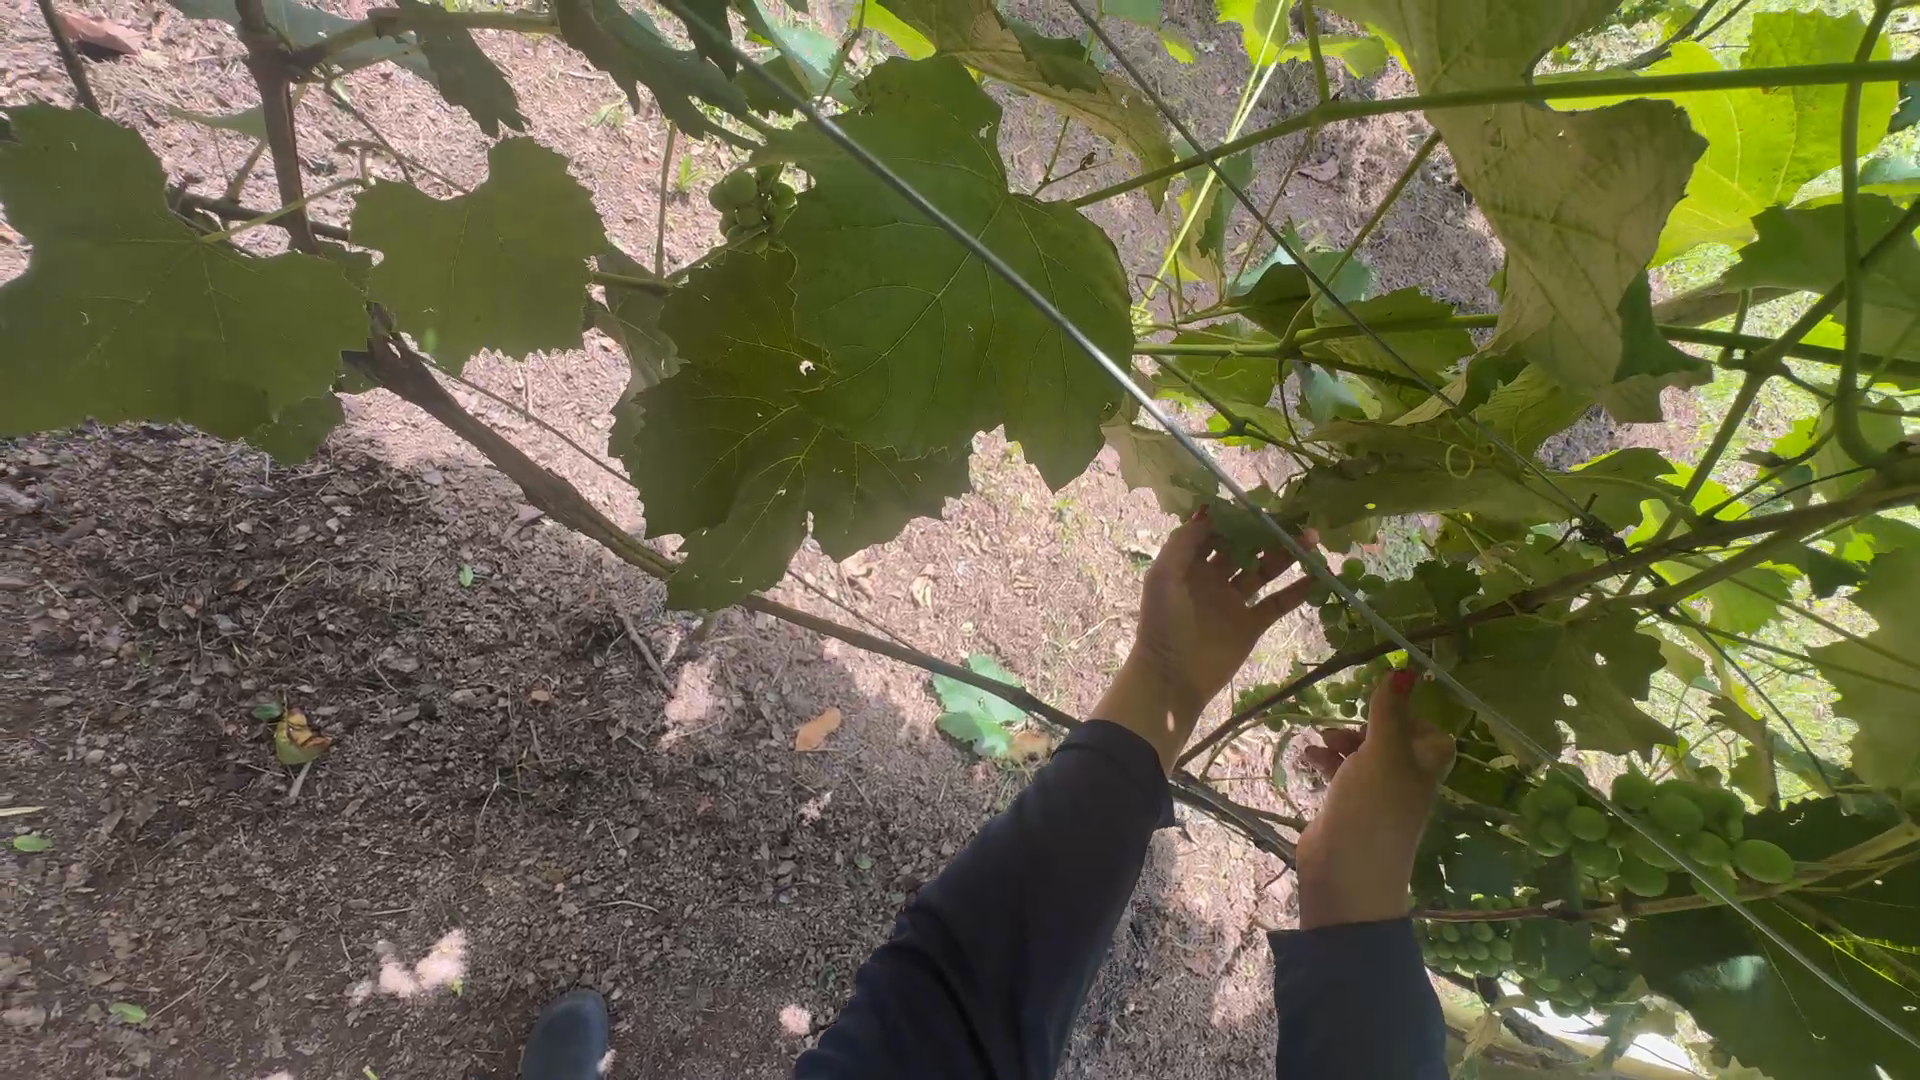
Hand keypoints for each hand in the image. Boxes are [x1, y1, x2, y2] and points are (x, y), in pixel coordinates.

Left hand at [1094, 508, 1315, 771]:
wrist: (1172, 676)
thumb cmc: (1162, 623)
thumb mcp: (1164, 576)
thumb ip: (1184, 542)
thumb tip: (1208, 509)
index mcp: (1189, 564)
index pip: (1217, 532)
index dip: (1237, 517)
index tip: (1262, 504)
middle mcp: (1212, 578)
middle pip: (1245, 548)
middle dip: (1268, 533)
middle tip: (1296, 520)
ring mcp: (1233, 601)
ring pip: (1264, 571)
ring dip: (1286, 555)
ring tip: (1312, 540)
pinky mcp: (1251, 625)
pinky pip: (1278, 603)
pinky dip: (1298, 589)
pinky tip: (1318, 575)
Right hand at [1296, 670, 1455, 928]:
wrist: (1346, 868)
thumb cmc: (1373, 806)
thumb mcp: (1383, 751)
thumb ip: (1389, 711)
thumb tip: (1406, 669)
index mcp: (1424, 766)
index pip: (1429, 732)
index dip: (1406, 716)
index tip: (1376, 707)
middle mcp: (1405, 779)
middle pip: (1391, 741)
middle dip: (1364, 727)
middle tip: (1341, 727)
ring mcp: (1376, 795)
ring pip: (1362, 756)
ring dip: (1340, 742)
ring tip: (1319, 742)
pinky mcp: (1348, 806)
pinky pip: (1340, 774)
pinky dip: (1326, 762)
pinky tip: (1308, 758)